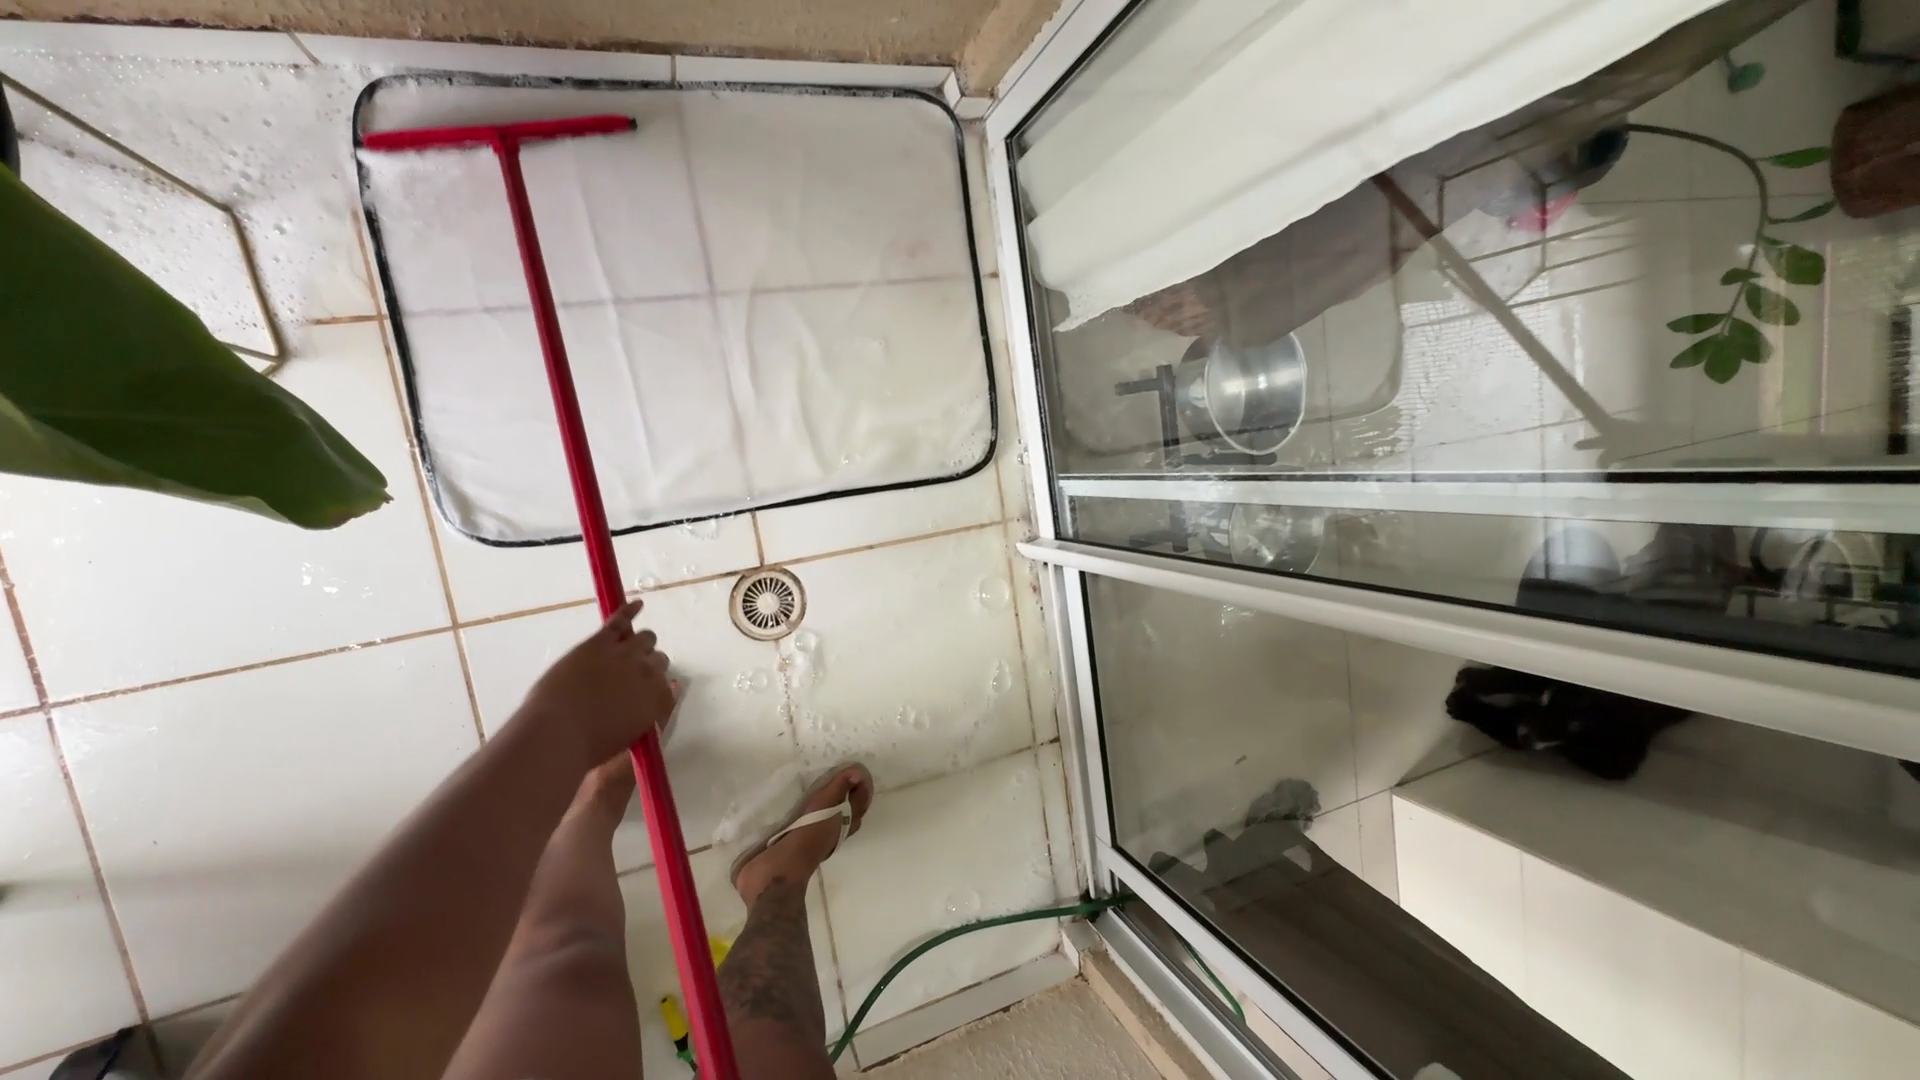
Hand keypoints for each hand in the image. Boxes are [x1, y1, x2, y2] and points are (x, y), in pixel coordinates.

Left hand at [520, 600, 673, 765]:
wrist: (559, 733)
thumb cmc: (589, 747)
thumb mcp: (628, 737)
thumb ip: (645, 716)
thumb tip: (653, 700)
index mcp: (659, 701)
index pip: (667, 685)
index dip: (653, 686)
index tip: (641, 692)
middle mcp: (649, 673)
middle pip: (659, 660)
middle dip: (648, 664)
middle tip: (630, 674)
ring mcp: (625, 655)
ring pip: (644, 639)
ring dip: (639, 643)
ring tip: (629, 647)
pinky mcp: (600, 643)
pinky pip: (620, 622)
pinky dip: (629, 611)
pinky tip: (636, 604)